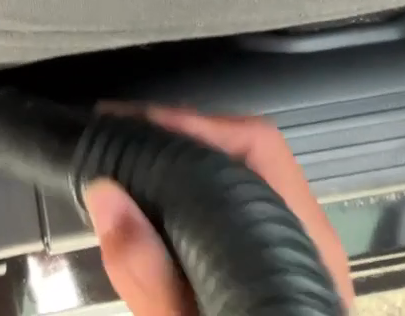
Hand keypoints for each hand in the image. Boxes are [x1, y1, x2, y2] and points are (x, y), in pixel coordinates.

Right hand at [83, 106, 356, 313]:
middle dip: (174, 140)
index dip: (192, 125)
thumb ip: (152, 276)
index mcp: (300, 248)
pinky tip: (147, 212)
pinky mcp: (261, 278)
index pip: (257, 148)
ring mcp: (284, 260)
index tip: (132, 128)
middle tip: (114, 141)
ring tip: (121, 165)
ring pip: (232, 185)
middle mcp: (300, 244)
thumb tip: (105, 194)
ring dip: (176, 168)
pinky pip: (223, 218)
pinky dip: (182, 201)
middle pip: (243, 157)